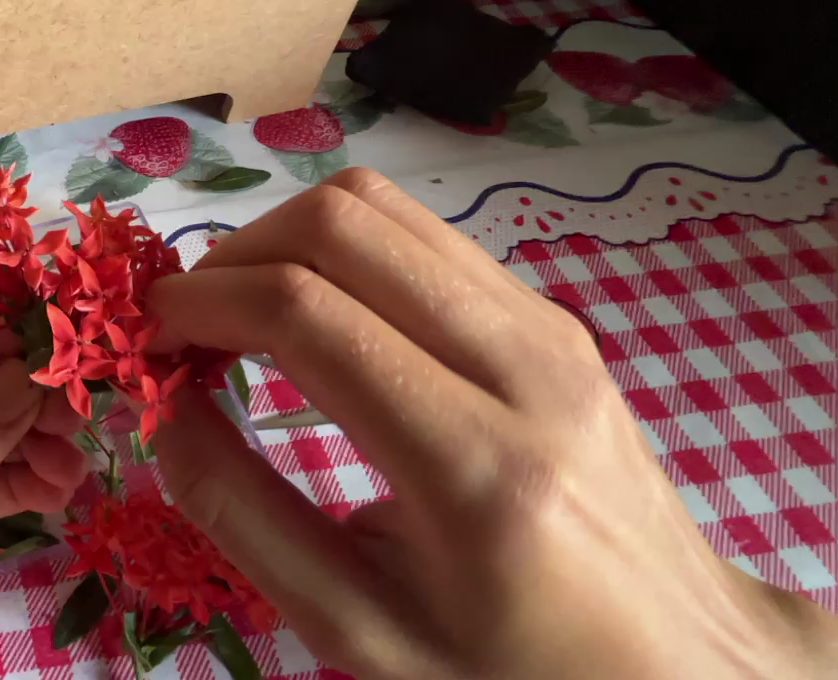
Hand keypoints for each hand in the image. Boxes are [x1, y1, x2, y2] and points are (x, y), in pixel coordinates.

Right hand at [150, 168, 837, 679]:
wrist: (687, 668)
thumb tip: (162, 402)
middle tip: (189, 319)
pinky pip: (404, 226)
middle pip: (333, 226)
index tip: (151, 334)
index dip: (199, 303)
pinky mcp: (540, 306)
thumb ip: (236, 510)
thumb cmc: (508, 666)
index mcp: (475, 467)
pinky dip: (325, 242)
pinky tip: (308, 304)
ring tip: (238, 305)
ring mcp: (542, 321)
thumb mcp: (351, 628)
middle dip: (228, 256)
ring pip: (368, 202)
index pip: (302, 311)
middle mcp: (522, 364)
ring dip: (273, 238)